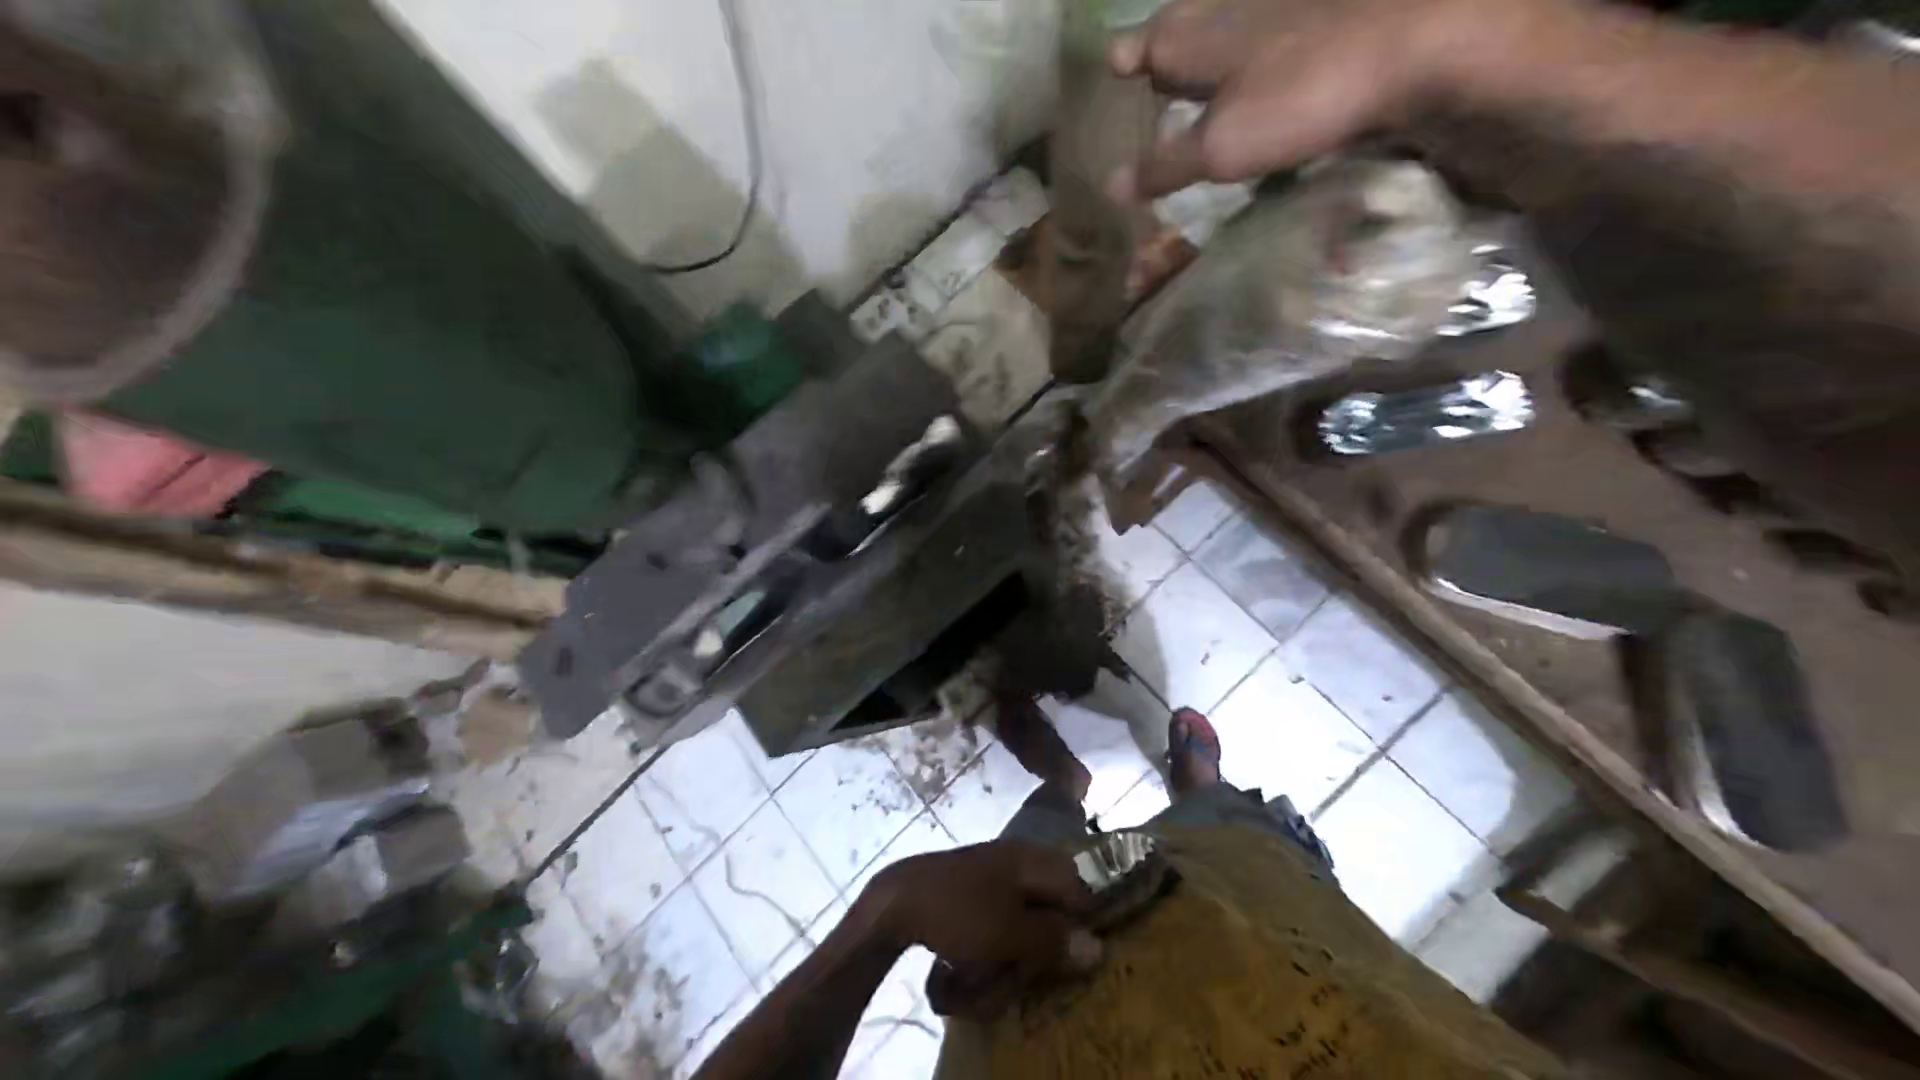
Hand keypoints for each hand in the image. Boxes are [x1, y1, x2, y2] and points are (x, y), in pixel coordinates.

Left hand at [864, 841, 1101, 1016]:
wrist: (898, 899)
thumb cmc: (959, 912)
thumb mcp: (1011, 933)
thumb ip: (1054, 939)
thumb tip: (1097, 947)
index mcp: (1030, 858)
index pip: (1076, 884)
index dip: (1081, 920)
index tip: (1071, 954)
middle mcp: (1015, 854)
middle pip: (1052, 889)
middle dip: (1052, 925)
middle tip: (1043, 956)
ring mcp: (991, 863)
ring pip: (1027, 896)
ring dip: (1028, 926)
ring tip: (1016, 955)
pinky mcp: (971, 878)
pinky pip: (1002, 900)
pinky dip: (1005, 923)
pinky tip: (992, 943)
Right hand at [1107, 0, 1521, 199]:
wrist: (1412, 46)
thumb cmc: (1300, 97)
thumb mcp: (1219, 148)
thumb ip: (1164, 165)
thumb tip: (1110, 187)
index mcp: (1200, 40)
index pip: (1150, 44)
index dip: (1132, 56)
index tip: (1115, 62)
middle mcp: (1235, 13)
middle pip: (1189, 24)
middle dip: (1168, 43)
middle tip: (1154, 62)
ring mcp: (1285, 12)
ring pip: (1234, 22)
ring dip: (1215, 41)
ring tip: (1205, 66)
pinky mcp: (1327, 24)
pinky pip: (1280, 33)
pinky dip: (1264, 48)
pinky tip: (1268, 68)